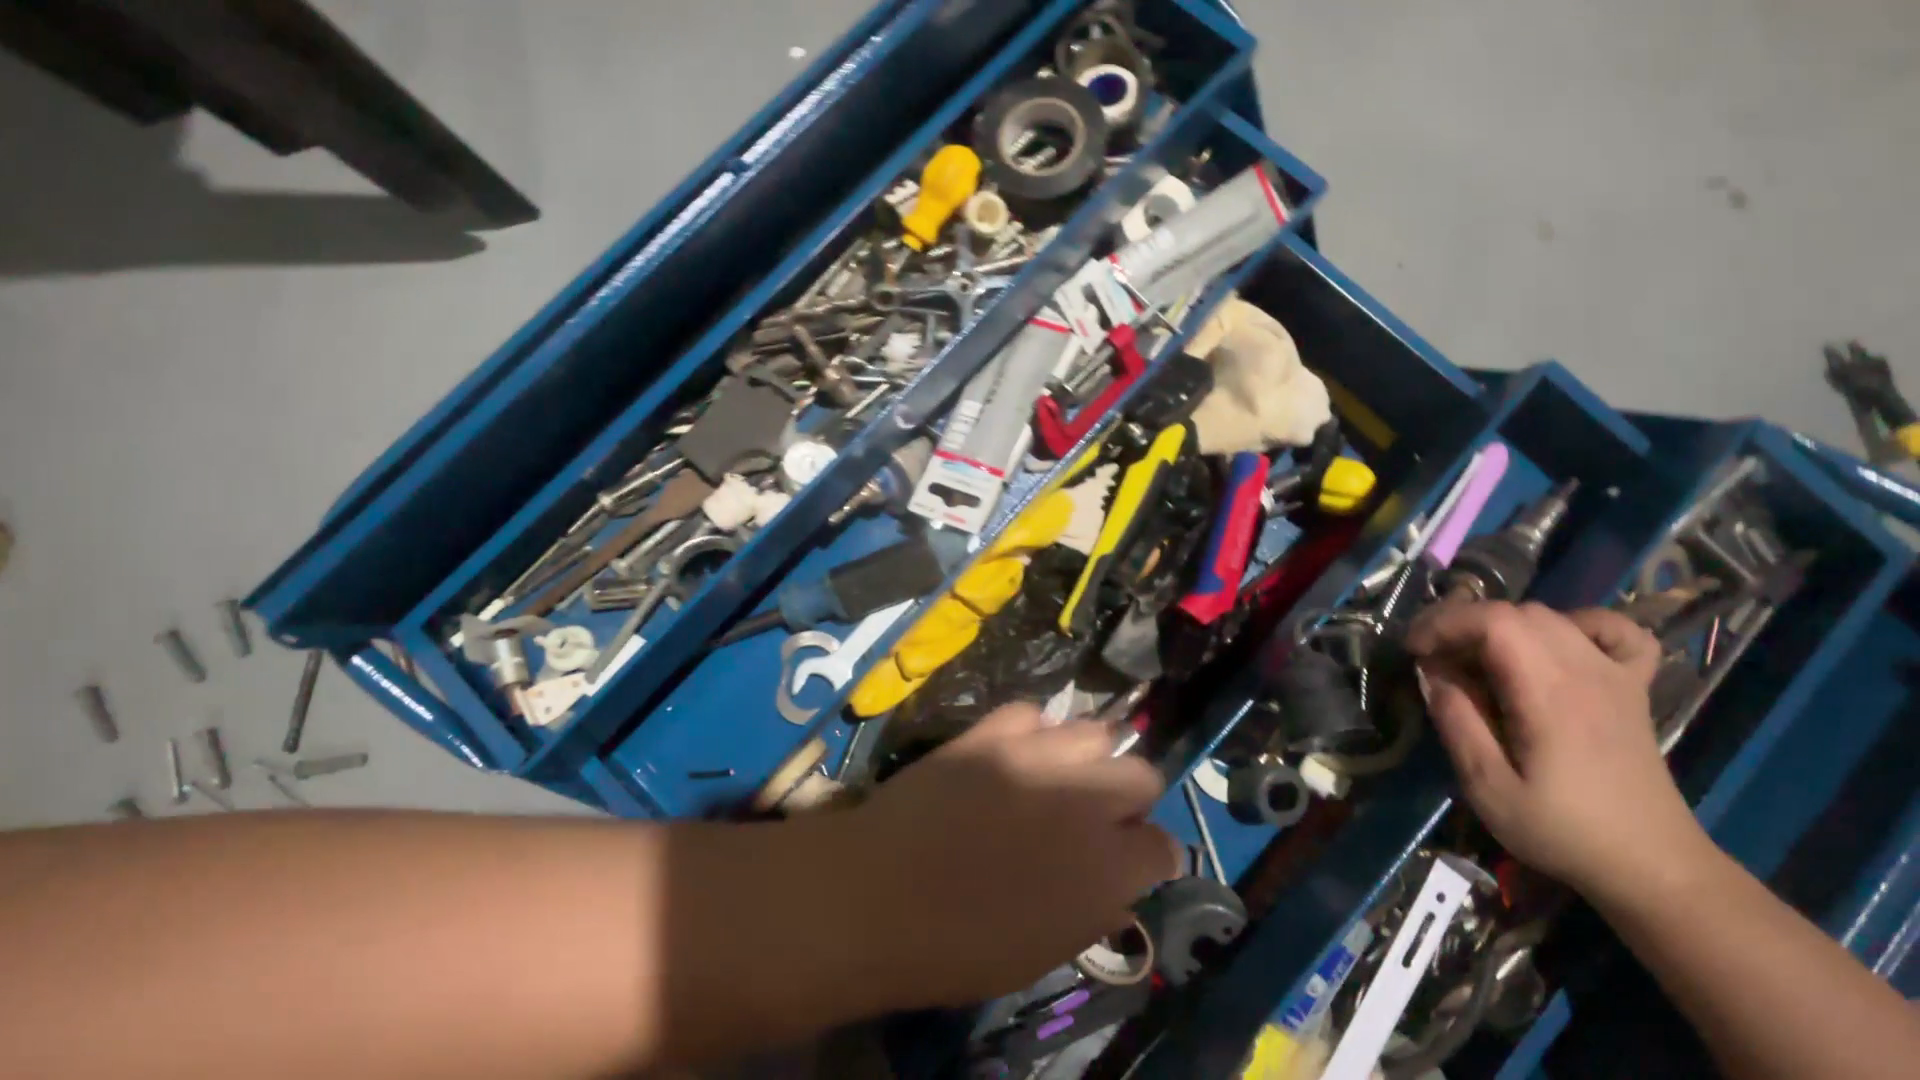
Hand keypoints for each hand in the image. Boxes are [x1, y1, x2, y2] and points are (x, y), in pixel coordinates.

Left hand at [836, 704, 1179, 1007]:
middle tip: (1093, 820)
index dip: (1149, 858)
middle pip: (1142, 775)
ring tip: (1057, 779)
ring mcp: (1037, 757)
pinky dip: (1032, 733)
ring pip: (1095, 732)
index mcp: (1107, 869)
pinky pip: (1032, 714)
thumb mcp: (1043, 953)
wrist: (874, 897)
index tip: (1129, 865)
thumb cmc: (957, 949)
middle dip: (1128, 799)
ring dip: (1086, 759)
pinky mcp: (990, 732)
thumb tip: (1115, 884)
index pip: (1164, 847)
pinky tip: (1013, 755)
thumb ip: (1093, 908)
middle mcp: (1085, 802)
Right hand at [1404, 600, 1709, 894]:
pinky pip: (1613, 631)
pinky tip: (1555, 649)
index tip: (1414, 652)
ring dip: (1504, 626)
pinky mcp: (1633, 687)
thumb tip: (1433, 674)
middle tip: (1434, 660)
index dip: (1445, 623)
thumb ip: (1458, 724)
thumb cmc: (1563, 831)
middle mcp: (1587, 670)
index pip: (1494, 620)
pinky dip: (1576, 626)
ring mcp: (1616, 675)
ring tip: (1478, 660)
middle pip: (1517, 613)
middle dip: (1463, 624)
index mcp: (1550, 693)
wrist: (1651, 864)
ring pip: (1552, 617)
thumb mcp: (1489, 790)